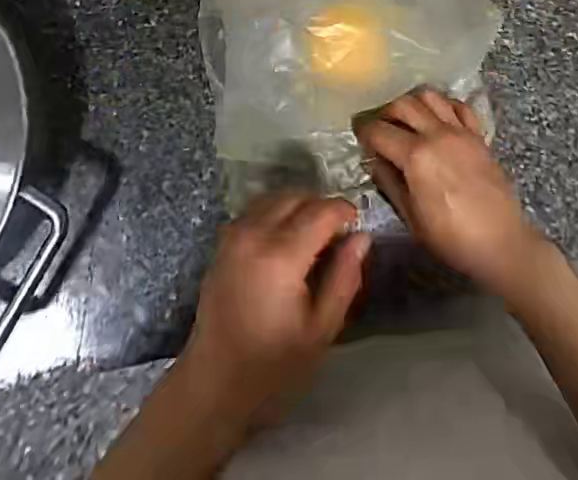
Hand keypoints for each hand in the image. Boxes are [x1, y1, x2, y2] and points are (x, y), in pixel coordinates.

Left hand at [177, 194, 369, 426]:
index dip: (345, 211)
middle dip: (322, 206)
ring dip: (298, 205)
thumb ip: (345, 278)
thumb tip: (362, 238)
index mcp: (281, 255)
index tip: (358, 223)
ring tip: (315, 234)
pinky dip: (276, 212)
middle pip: (296, 197)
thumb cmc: (274, 364)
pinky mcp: (222, 242)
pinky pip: (255, 210)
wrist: (216, 380)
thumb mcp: (322, 329)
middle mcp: (254, 234)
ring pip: (274, 198)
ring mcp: (234, 234)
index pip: (321, 212)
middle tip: (339, 232)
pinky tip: (286, 239)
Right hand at [356, 89, 550, 298]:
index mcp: (416, 156)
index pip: (379, 131)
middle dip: (384, 113)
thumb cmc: (451, 238)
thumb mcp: (410, 216)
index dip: (363, 132)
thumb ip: (388, 181)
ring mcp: (461, 132)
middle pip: (403, 105)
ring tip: (407, 120)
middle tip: (380, 128)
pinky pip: (459, 107)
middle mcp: (437, 135)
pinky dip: (445, 106)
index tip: (359, 137)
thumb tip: (374, 160)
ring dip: (413, 103)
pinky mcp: (479, 137)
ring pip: (430, 97)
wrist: (501, 244)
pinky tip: (438, 120)